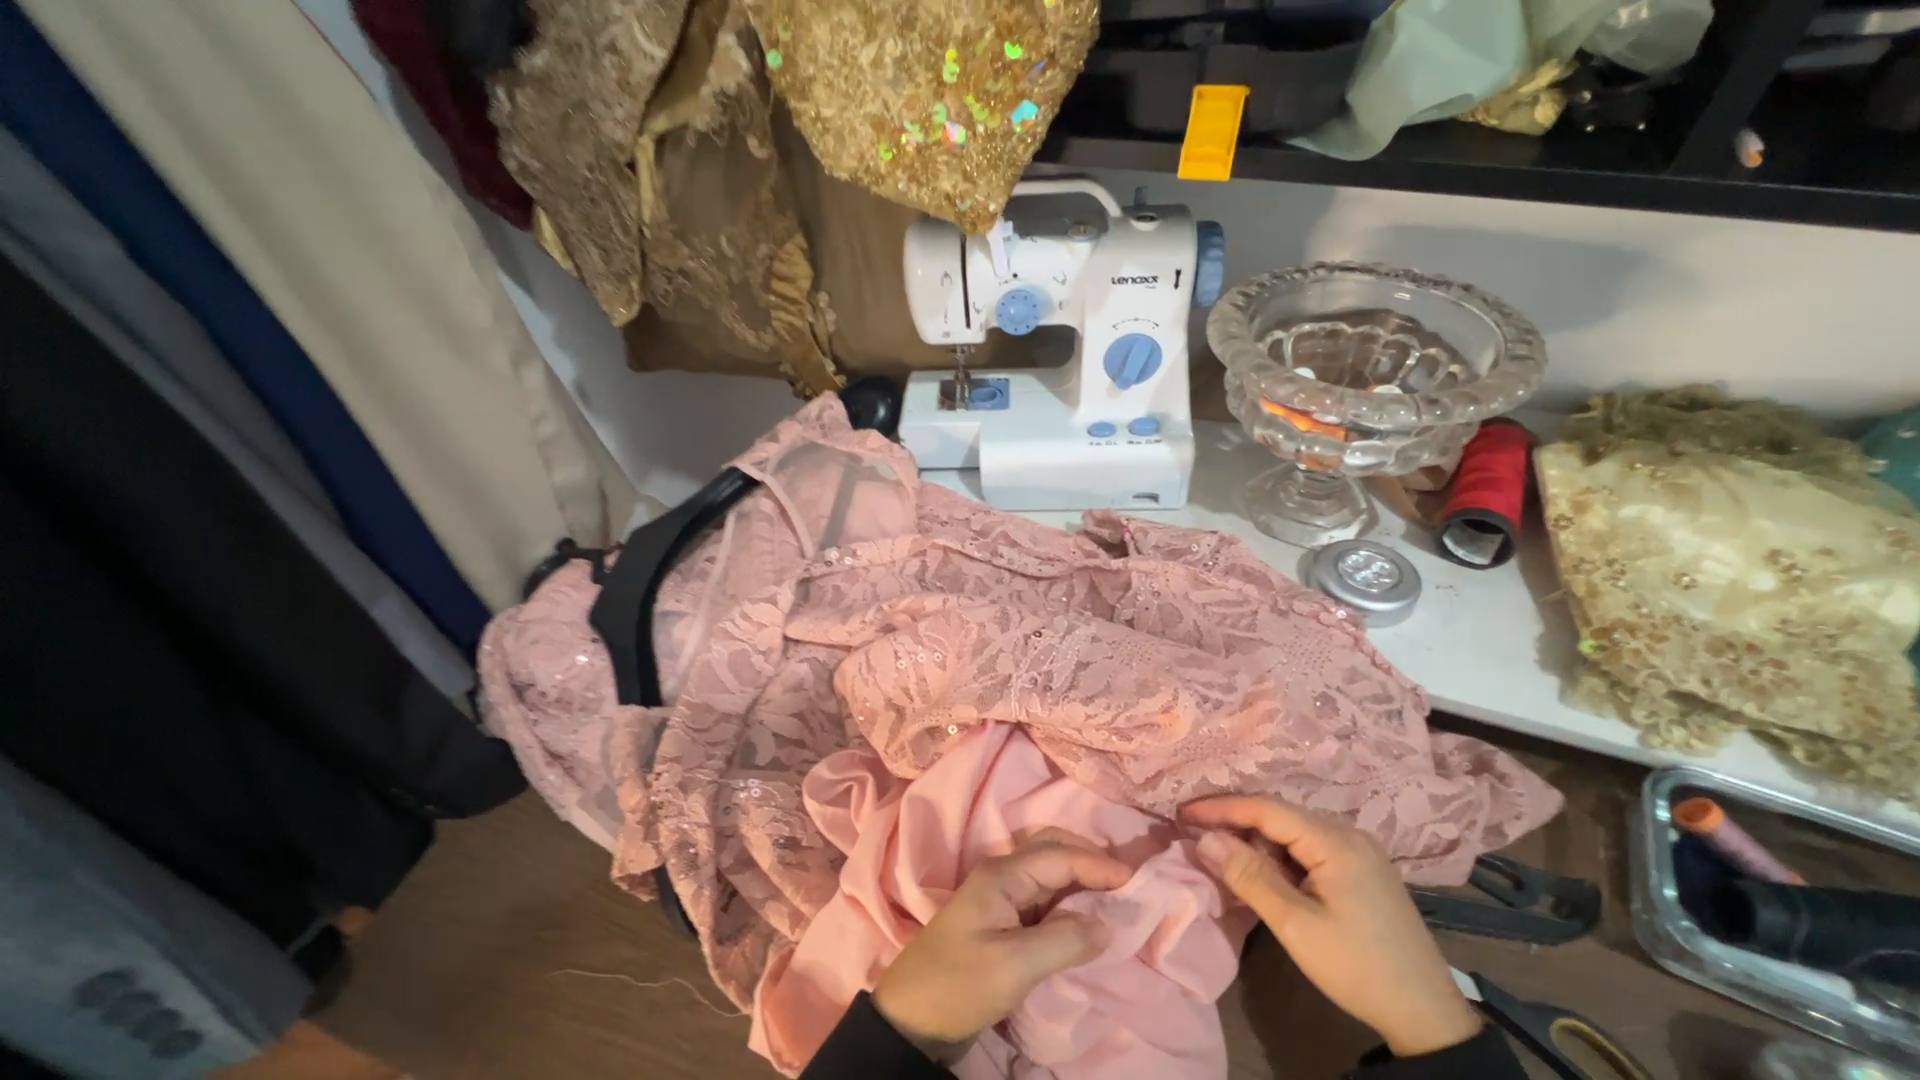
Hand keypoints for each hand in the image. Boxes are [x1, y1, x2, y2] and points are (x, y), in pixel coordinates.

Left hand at [872, 828, 1132, 1060]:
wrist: (911, 1020)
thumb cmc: (959, 984)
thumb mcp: (1014, 965)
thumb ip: (1064, 939)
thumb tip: (1108, 923)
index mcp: (1002, 874)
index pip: (1061, 855)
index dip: (1100, 865)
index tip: (1138, 883)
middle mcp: (1002, 876)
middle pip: (1054, 851)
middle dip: (1090, 860)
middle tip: (1128, 884)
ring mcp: (1001, 899)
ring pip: (1050, 875)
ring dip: (1082, 881)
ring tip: (1116, 900)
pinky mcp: (1003, 924)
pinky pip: (1044, 900)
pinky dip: (1069, 903)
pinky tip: (1088, 921)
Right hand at [1182, 796, 1482, 1057]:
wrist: (1425, 1012)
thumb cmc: (1357, 966)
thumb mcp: (1295, 925)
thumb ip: (1249, 877)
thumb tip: (1205, 839)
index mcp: (1335, 841)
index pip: (1266, 808)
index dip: (1220, 808)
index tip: (1181, 813)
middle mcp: (1349, 835)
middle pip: (1280, 815)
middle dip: (1234, 822)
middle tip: (1193, 834)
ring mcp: (1359, 853)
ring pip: (1293, 833)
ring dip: (1255, 841)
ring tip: (1218, 853)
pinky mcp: (1361, 872)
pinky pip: (1309, 849)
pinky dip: (1278, 856)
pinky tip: (1259, 872)